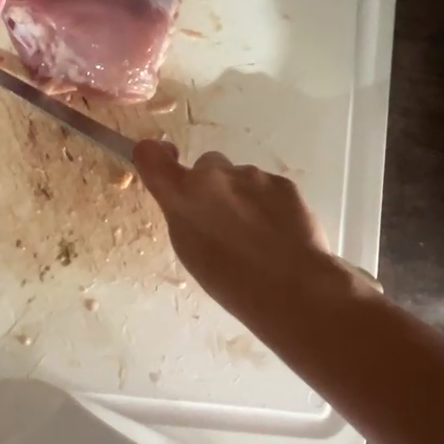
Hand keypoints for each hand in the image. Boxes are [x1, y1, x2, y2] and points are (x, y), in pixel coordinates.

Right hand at [134, 141, 378, 304]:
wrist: (294, 288)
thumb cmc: (231, 281)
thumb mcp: (190, 251)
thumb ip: (184, 215)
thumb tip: (189, 202)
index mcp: (182, 195)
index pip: (150, 155)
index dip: (154, 155)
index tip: (165, 162)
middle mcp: (213, 176)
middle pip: (206, 167)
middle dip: (211, 188)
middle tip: (224, 223)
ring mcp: (251, 176)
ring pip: (240, 178)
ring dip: (242, 198)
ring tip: (258, 237)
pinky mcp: (282, 183)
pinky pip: (268, 188)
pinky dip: (269, 205)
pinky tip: (280, 235)